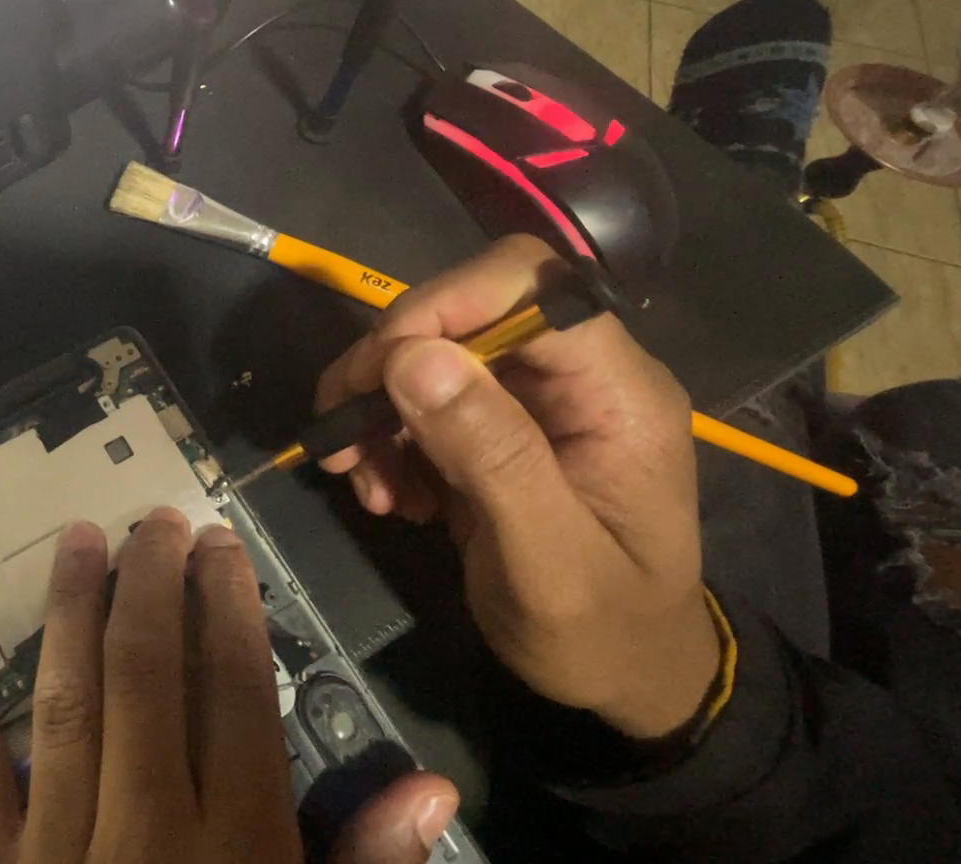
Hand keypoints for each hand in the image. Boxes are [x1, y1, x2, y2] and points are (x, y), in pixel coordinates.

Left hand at [0, 509, 459, 863]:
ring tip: (80, 536)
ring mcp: (56, 845)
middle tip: (158, 520)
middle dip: (153, 585)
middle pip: (146, 676)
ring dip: (71, 610)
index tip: (221, 546)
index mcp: (235, 851)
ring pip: (66, 700)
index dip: (230, 608)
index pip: (235, 697)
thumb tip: (431, 789)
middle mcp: (145, 830)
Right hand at [316, 235, 719, 738]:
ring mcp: (527, 399)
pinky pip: (412, 399)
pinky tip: (387, 493)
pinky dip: (381, 440)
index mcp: (615, 392)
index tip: (377, 373)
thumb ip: (492, 455)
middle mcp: (571, 377)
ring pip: (422, 355)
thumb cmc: (600, 632)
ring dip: (373, 412)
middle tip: (343, 439)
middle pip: (458, 313)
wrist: (617, 677)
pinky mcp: (489, 424)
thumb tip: (412, 357)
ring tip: (362, 480)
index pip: (526, 284)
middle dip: (385, 370)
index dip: (440, 306)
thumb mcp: (547, 562)